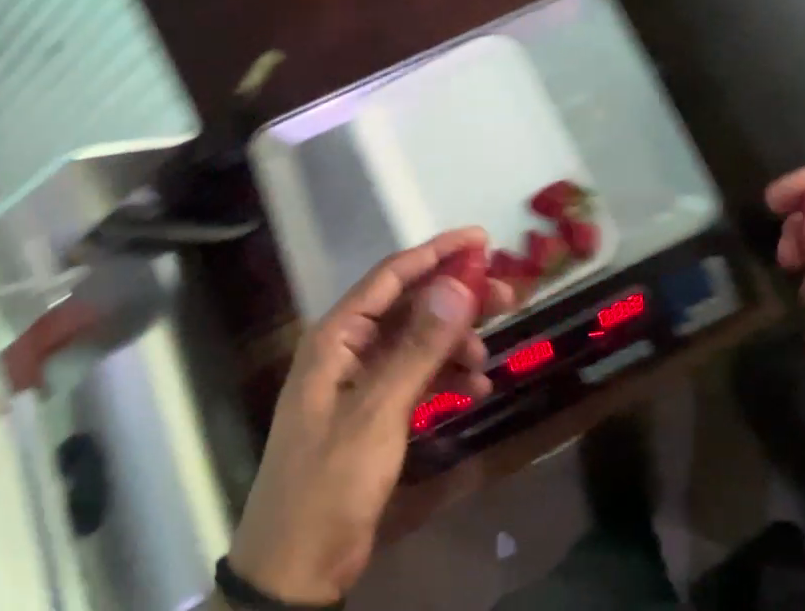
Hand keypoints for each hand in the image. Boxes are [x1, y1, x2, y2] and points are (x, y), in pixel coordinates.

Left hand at [227, 228, 517, 604]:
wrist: (296, 565)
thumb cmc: (329, 482)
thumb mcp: (378, 413)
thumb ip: (419, 347)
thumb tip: (458, 285)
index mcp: (335, 338)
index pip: (392, 277)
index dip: (437, 253)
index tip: (481, 239)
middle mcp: (346, 349)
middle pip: (409, 305)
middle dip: (456, 298)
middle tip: (508, 294)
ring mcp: (359, 381)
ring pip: (417, 341)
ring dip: (455, 343)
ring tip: (488, 358)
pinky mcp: (373, 411)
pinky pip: (416, 376)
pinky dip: (446, 376)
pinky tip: (475, 388)